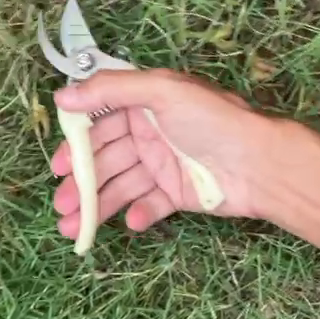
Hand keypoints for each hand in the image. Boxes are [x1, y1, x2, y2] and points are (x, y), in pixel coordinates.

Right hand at [49, 68, 281, 239]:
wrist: (261, 163)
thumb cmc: (212, 120)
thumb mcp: (162, 90)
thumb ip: (112, 89)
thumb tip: (62, 95)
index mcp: (145, 104)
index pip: (100, 124)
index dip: (76, 146)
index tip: (58, 167)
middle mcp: (150, 134)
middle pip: (106, 160)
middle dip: (82, 184)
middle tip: (61, 205)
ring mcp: (163, 165)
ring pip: (121, 186)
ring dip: (98, 205)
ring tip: (75, 228)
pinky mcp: (177, 193)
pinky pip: (149, 204)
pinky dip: (138, 213)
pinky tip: (130, 222)